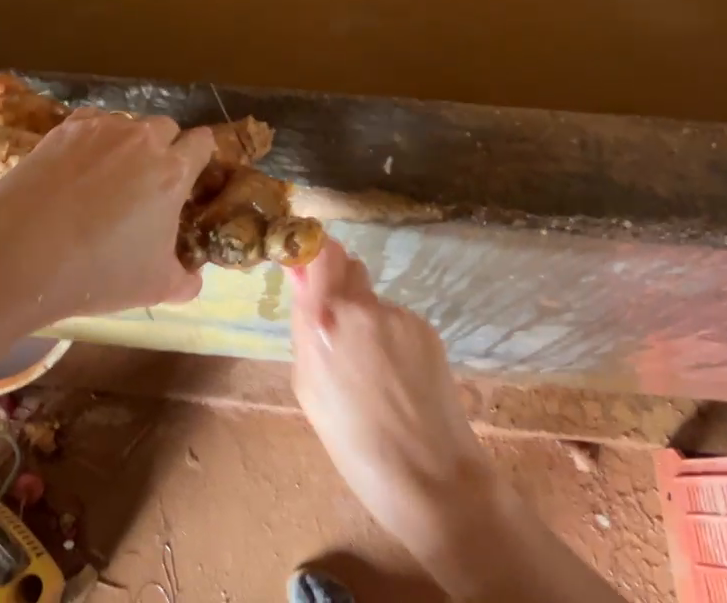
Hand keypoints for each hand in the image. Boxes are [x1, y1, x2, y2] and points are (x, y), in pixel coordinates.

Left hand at [0, 108, 213, 323]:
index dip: (200, 157)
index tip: (190, 177)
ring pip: (126, 125)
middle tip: (148, 183)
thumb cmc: (98, 272)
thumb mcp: (155, 288)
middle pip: (165, 127)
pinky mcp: (62, 130)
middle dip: (164, 148)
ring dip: (127, 144)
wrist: (19, 254)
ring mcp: (99, 130)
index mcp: (173, 171)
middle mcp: (141, 139)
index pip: (202, 142)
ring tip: (108, 179)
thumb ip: (185, 279)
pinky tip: (77, 171)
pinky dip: (92, 142)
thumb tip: (192, 277)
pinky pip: (91, 125)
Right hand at [289, 239, 490, 555]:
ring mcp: (399, 315)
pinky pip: (398, 320)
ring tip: (372, 366)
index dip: (313, 252)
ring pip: (373, 298)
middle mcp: (362, 305)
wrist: (428, 474)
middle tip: (337, 327)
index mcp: (323, 319)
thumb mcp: (308, 385)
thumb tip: (299, 279)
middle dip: (338, 286)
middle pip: (347, 266)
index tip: (306, 266)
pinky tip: (397, 375)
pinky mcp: (427, 328)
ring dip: (365, 315)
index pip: (319, 251)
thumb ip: (304, 326)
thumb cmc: (351, 442)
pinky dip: (392, 337)